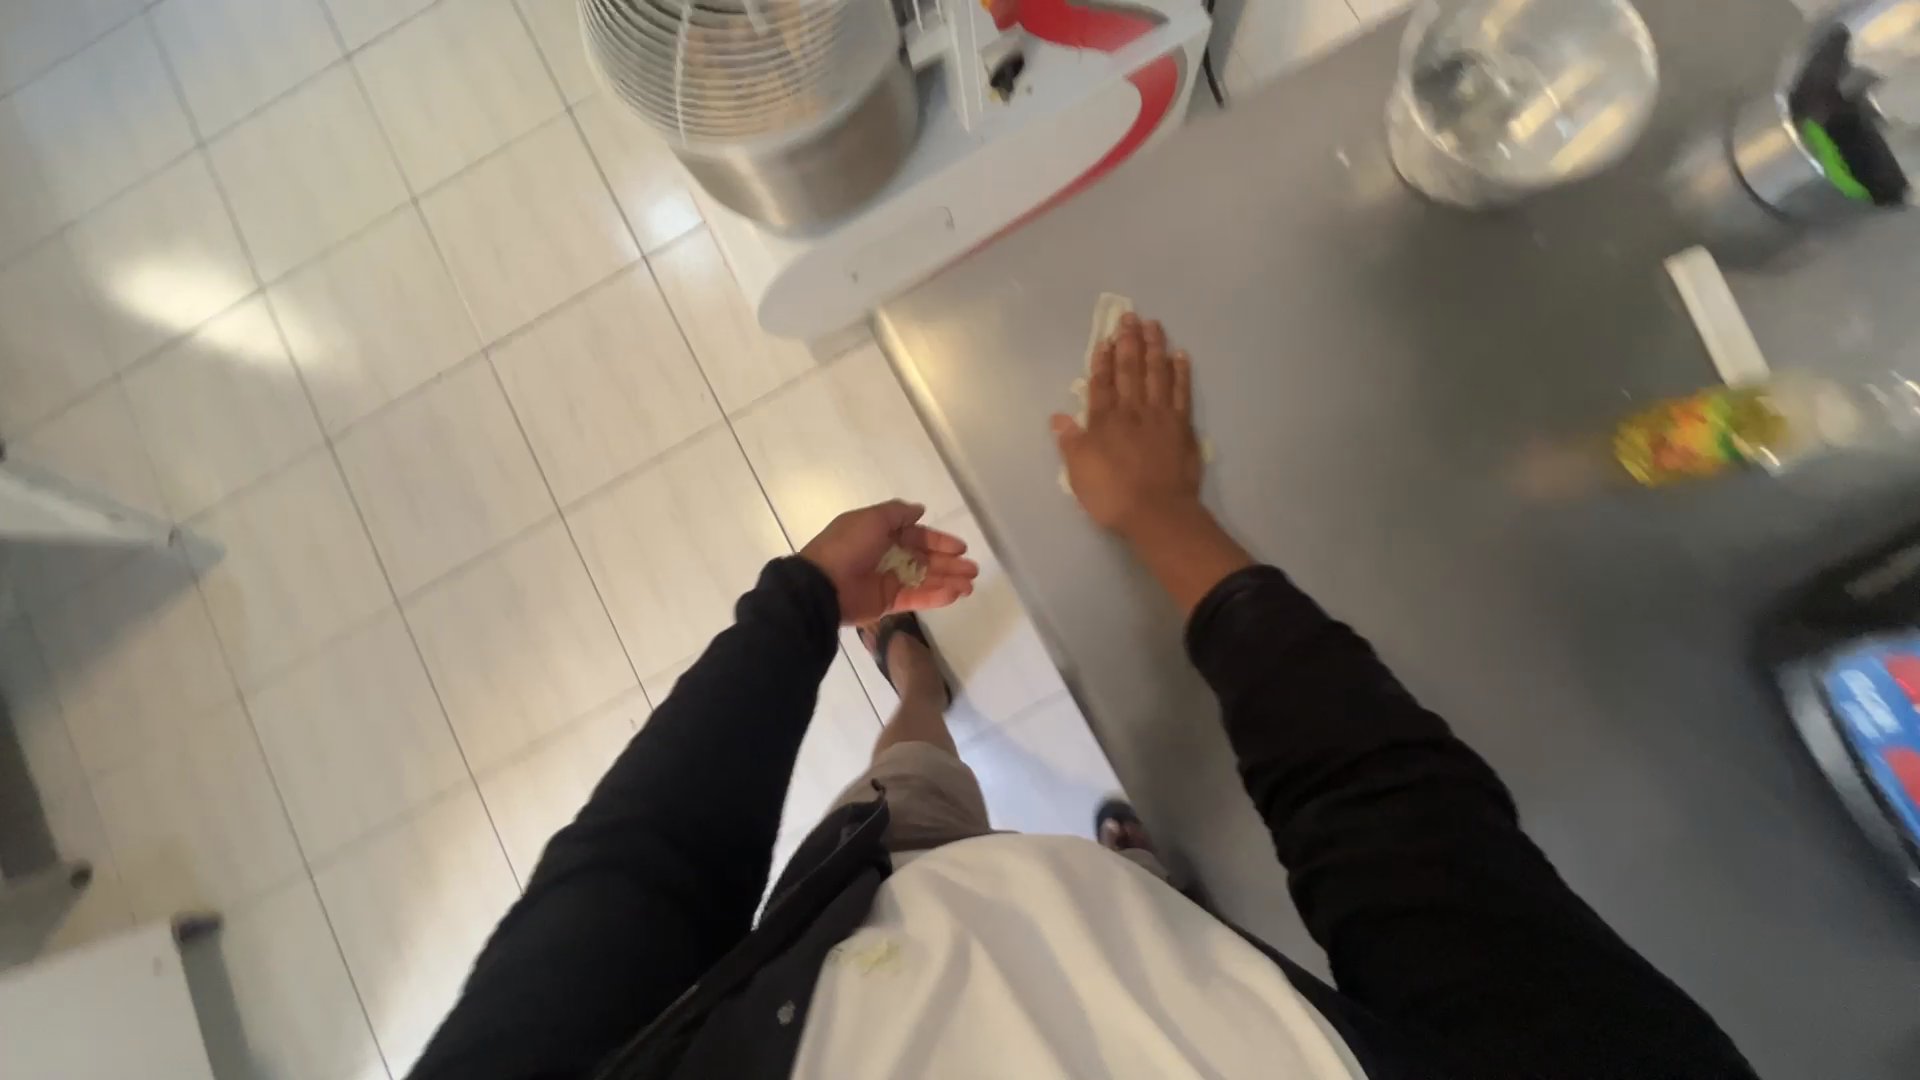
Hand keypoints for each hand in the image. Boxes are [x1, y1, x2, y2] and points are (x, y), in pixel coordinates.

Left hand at [799, 500, 979, 624]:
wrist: (822, 585)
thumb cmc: (847, 546)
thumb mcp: (872, 518)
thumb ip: (898, 513)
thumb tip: (920, 510)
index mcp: (881, 533)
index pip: (917, 536)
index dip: (939, 541)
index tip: (961, 548)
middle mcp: (886, 556)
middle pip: (925, 559)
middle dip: (949, 563)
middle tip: (973, 569)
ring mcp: (888, 581)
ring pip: (925, 580)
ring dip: (948, 581)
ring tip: (971, 585)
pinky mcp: (888, 603)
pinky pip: (916, 598)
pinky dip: (936, 596)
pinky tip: (955, 594)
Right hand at [1051, 313, 1202, 536]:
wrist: (1158, 513)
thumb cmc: (1113, 497)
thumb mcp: (1079, 474)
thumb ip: (1071, 443)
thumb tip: (1058, 418)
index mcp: (1104, 423)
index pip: (1101, 385)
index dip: (1102, 361)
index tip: (1104, 339)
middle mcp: (1132, 411)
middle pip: (1130, 371)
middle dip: (1129, 342)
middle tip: (1130, 316)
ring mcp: (1160, 416)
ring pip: (1156, 373)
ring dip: (1154, 347)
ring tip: (1153, 325)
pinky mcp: (1182, 426)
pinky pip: (1181, 391)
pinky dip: (1180, 372)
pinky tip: (1180, 355)